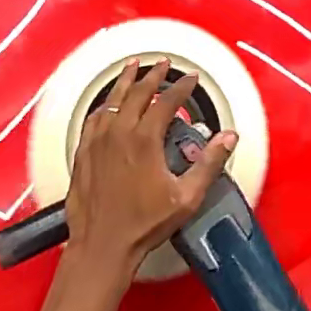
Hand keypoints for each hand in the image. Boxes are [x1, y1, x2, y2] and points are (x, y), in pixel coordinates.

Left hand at [64, 58, 236, 276]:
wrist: (102, 245)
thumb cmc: (142, 225)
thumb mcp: (186, 196)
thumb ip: (210, 164)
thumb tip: (227, 139)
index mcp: (144, 140)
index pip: (167, 101)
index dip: (181, 87)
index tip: (190, 79)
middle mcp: (119, 134)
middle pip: (137, 92)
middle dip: (153, 75)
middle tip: (162, 64)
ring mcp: (98, 142)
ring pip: (112, 99)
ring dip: (125, 81)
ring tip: (132, 67)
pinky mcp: (83, 153)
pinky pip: (94, 118)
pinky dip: (104, 104)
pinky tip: (107, 103)